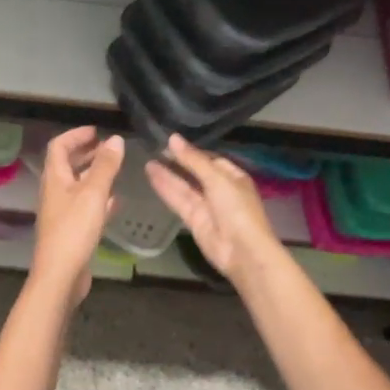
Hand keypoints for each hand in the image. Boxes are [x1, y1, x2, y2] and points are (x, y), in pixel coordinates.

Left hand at [30, 128, 124, 304]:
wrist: (60, 275)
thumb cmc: (74, 229)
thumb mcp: (93, 193)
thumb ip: (105, 166)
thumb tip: (115, 139)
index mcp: (54, 178)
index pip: (59, 146)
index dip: (76, 135)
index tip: (96, 131)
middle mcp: (54, 191)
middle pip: (66, 164)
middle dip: (85, 153)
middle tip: (107, 148)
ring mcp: (60, 211)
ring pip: (76, 185)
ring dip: (92, 174)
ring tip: (114, 169)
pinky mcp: (69, 230)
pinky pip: (83, 205)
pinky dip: (97, 198)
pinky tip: (114, 201)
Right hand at [146, 135, 280, 286]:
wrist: (242, 251)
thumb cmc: (236, 208)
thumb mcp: (217, 178)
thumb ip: (193, 159)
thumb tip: (173, 138)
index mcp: (232, 176)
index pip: (209, 159)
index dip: (191, 151)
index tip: (170, 142)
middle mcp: (219, 189)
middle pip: (194, 172)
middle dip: (177, 162)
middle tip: (154, 148)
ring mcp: (206, 205)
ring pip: (184, 186)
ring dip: (167, 174)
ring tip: (147, 160)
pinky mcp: (193, 219)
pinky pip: (178, 200)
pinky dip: (166, 188)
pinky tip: (151, 175)